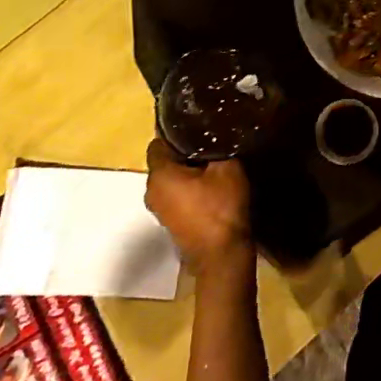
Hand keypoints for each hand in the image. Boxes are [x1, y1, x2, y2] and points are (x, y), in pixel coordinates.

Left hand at [145, 140, 252, 267]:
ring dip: (189, 170)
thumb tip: (217, 134)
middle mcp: (151, 191)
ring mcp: (159, 209)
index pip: (158, 142)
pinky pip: (176, 194)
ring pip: (171, 178)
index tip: (199, 125)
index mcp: (160, 175)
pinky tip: (211, 184)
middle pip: (165, 161)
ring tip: (214, 162)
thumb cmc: (221, 207)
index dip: (177, 131)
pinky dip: (190, 187)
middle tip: (213, 141)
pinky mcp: (170, 221)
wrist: (222, 254)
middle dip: (186, 151)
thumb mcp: (228, 168)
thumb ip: (218, 147)